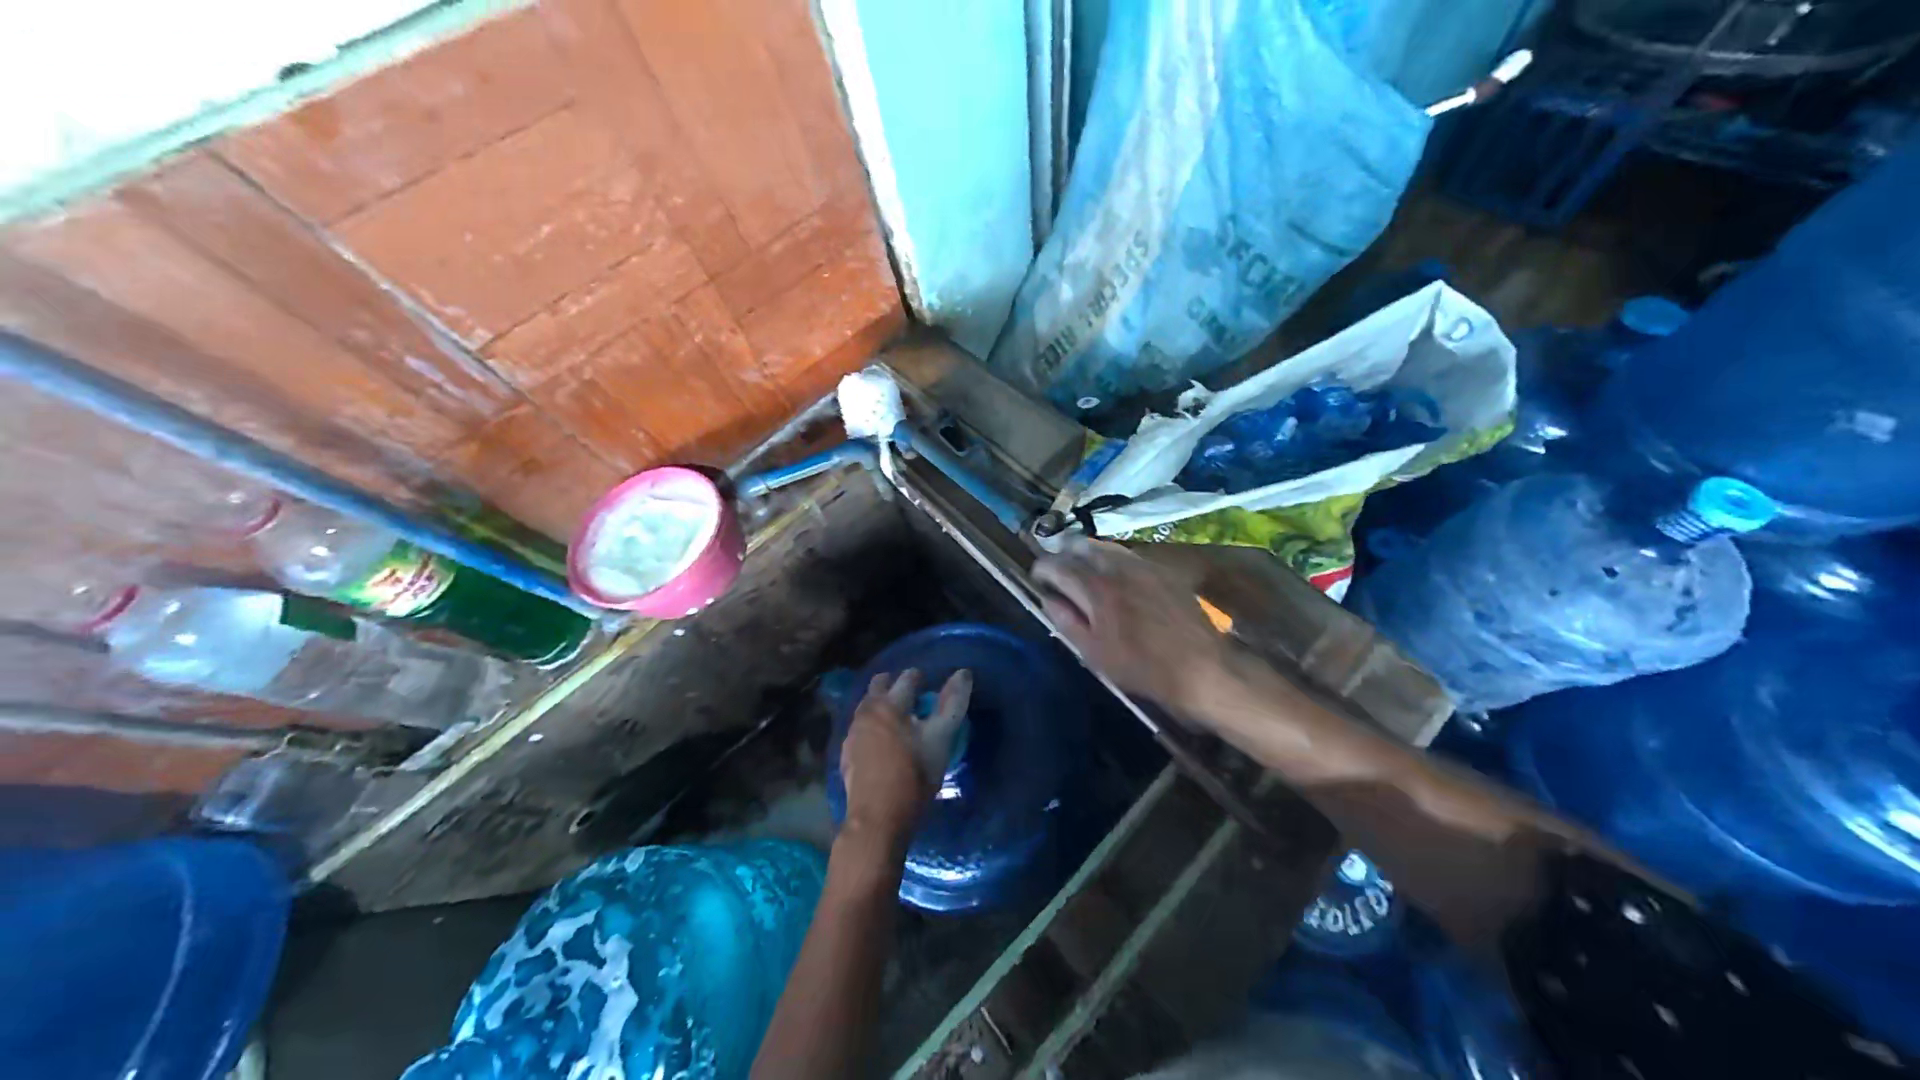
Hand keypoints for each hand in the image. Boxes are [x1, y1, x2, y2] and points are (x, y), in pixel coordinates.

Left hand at [840, 668, 971, 846]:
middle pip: (878, 687)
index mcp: (889, 704)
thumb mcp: (940, 740)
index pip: (906, 679)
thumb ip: (952, 704)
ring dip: (880, 704)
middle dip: (892, 684)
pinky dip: (871, 725)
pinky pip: (859, 729)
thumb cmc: (913, 776)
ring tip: (895, 716)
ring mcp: (852, 734)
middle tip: (908, 693)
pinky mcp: (846, 755)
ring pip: (866, 707)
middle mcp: (866, 713)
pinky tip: (879, 740)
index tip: (926, 681)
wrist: (877, 819)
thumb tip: (963, 673)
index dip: (918, 677)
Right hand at [1032, 537, 1232, 707]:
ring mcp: (1142, 564)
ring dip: (1086, 552)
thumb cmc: (1141, 667)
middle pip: (1080, 545)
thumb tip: (1048, 598)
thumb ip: (1067, 621)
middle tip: (1056, 570)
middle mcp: (1116, 567)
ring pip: (1104, 546)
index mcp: (1096, 589)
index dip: (1041, 569)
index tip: (1036, 578)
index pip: (1057, 565)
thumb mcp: (1094, 653)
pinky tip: (1112, 575)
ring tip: (1081, 569)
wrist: (1200, 666)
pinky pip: (1127, 554)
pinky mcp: (1161, 569)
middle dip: (1062, 554)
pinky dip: (1110, 558)